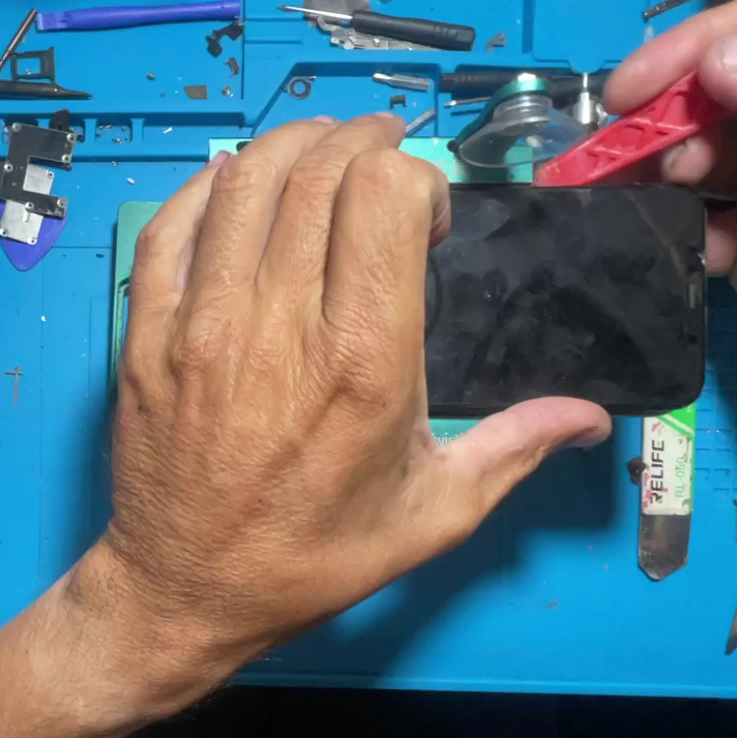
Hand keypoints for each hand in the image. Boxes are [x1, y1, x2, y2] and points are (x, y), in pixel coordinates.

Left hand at [72, 116, 608, 698]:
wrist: (188, 591)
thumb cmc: (311, 561)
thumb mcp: (429, 518)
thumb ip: (513, 451)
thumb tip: (592, 418)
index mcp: (364, 362)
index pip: (386, 193)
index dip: (414, 180)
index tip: (422, 223)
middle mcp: (279, 328)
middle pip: (317, 173)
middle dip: (359, 146)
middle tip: (376, 169)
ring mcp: (199, 329)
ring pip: (242, 183)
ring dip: (289, 149)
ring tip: (315, 161)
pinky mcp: (144, 339)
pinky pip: (168, 230)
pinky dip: (206, 190)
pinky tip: (236, 191)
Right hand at [608, 0, 736, 411]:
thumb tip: (723, 60)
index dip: (715, 40)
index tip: (644, 81)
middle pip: (736, 86)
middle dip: (669, 107)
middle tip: (612, 142)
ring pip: (705, 151)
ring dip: (659, 165)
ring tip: (627, 187)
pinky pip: (697, 220)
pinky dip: (673, 226)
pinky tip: (677, 241)